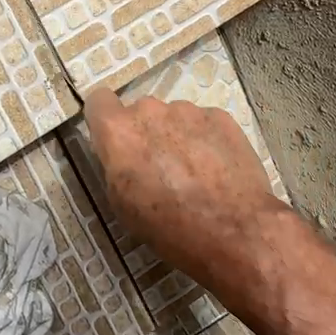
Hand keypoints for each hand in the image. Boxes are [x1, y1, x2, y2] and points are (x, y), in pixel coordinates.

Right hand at [86, 88, 291, 285]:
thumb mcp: (123, 204)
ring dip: (177, 137)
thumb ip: (116, 165)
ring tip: (196, 175)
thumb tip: (123, 153)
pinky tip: (220, 172)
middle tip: (161, 168)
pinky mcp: (220, 117)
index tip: (116, 142)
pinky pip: (204, 124)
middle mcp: (149, 110)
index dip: (106, 120)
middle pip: (141, 113)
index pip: (99, 101)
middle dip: (147, 134)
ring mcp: (187, 110)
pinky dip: (207, 141)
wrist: (236, 232)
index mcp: (119, 131)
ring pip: (174, 118)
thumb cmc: (170, 227)